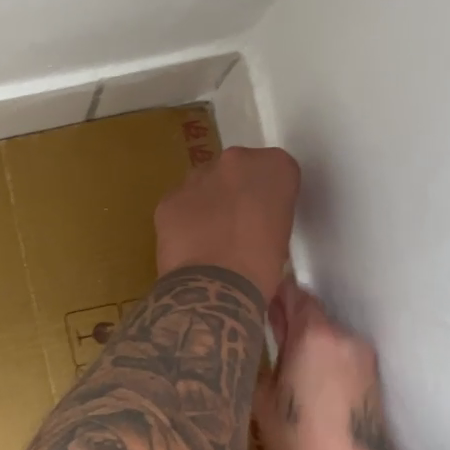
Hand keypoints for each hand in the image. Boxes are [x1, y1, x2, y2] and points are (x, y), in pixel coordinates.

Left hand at [154, 147, 299, 296]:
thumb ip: (269, 215)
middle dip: (233, 193)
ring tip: (206, 238)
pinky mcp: (168, 199)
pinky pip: (178, 205)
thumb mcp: (281, 236)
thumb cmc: (260, 267)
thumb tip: (253, 226)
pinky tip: (186, 245)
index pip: (274, 172)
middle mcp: (235, 161)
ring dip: (205, 204)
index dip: (266, 196)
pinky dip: (181, 221)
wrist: (215, 287)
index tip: (263, 216)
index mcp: (274, 167)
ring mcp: (197, 177)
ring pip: (202, 185)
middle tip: (234, 226)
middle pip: (235, 171)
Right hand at [253, 280, 392, 449]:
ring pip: (327, 336)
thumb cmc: (295, 438)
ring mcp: (362, 357)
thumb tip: (248, 341)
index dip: (272, 293)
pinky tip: (300, 378)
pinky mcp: (370, 378)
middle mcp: (343, 337)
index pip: (295, 294)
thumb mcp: (261, 398)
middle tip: (256, 327)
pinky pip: (339, 355)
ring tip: (277, 358)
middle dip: (287, 318)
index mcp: (314, 335)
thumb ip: (258, 360)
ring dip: (304, 341)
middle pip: (313, 315)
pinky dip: (320, 358)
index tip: (250, 298)